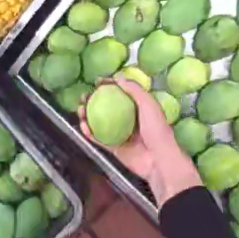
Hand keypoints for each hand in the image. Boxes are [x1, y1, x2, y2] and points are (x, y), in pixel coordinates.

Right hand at [79, 78, 201, 208]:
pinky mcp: (114, 148)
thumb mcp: (149, 104)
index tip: (97, 81)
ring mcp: (120, 134)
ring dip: (87, 115)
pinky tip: (82, 126)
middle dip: (93, 100)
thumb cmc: (157, 129)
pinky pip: (98, 138)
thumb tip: (117, 78)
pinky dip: (89, 132)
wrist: (159, 159)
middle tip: (84, 96)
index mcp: (137, 108)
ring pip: (99, 122)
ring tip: (79, 109)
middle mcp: (128, 119)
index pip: (120, 93)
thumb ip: (134, 90)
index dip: (108, 86)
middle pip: (106, 106)